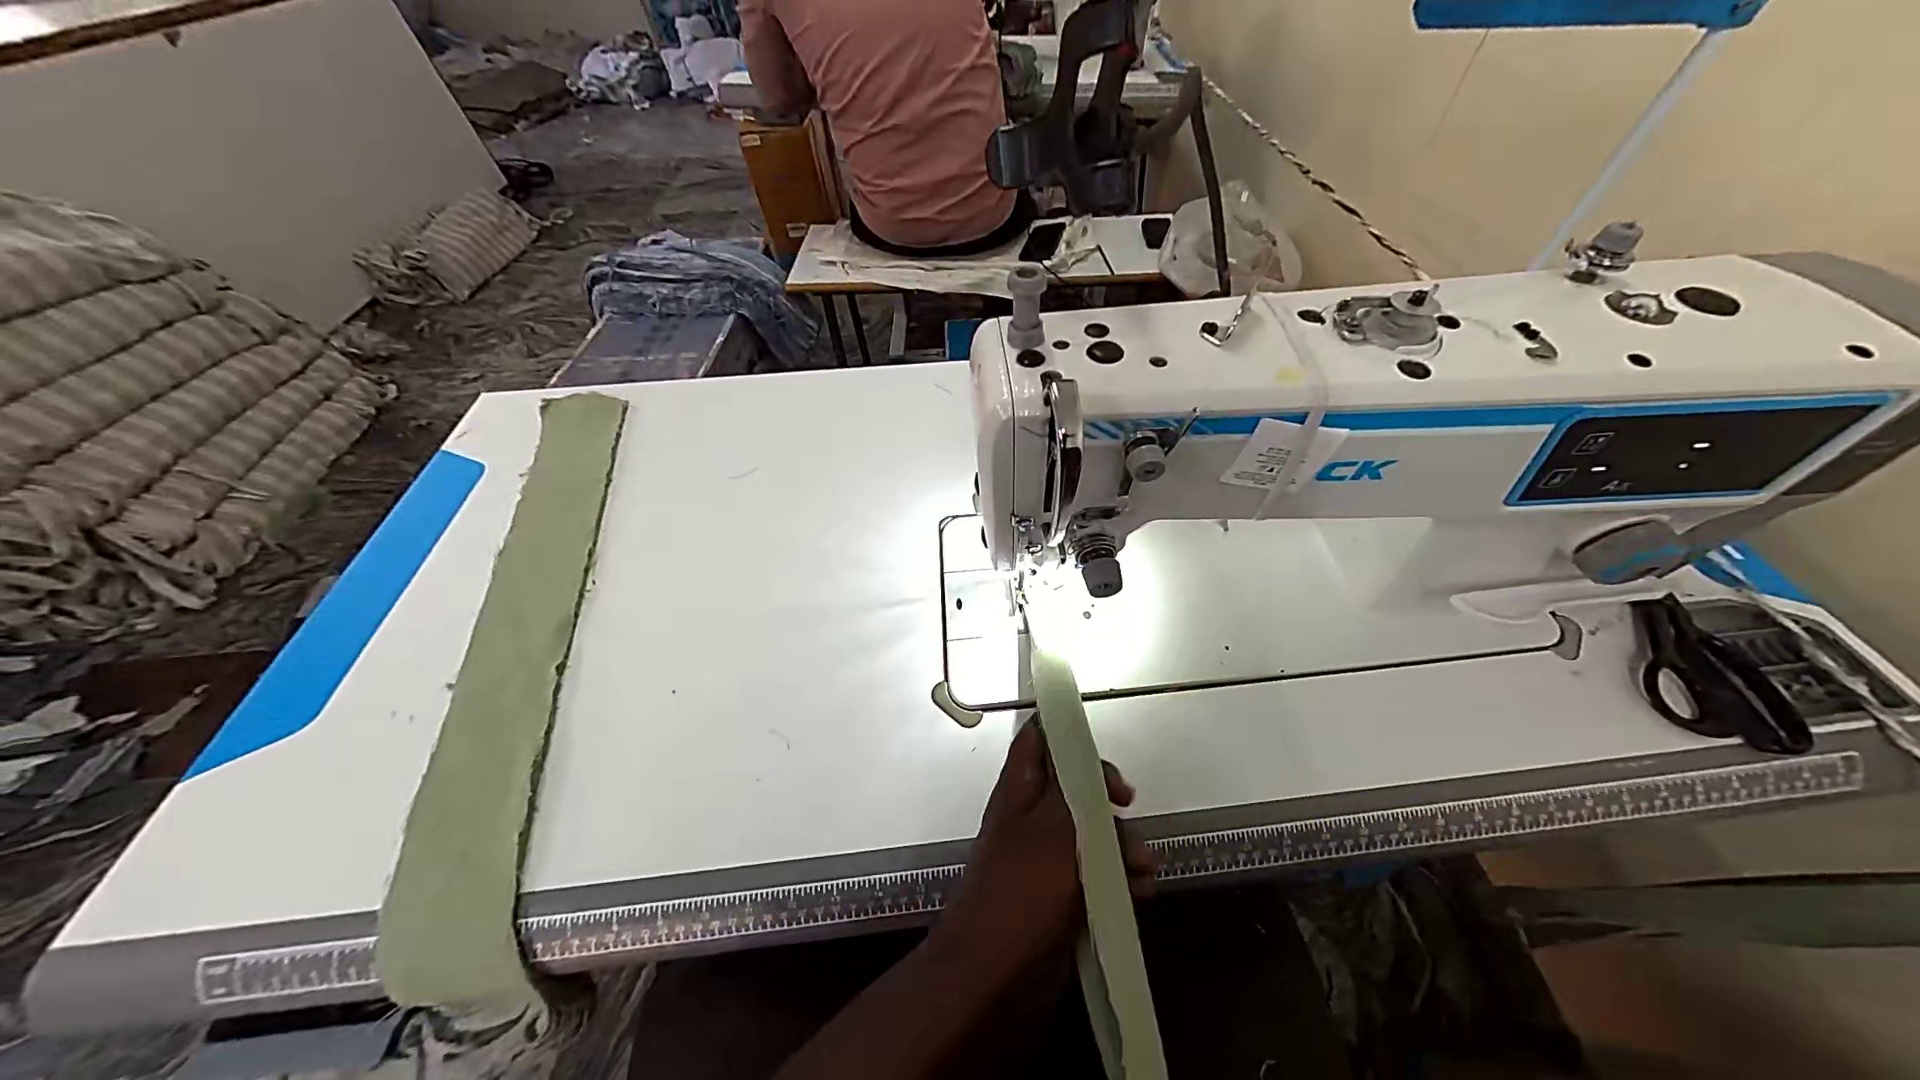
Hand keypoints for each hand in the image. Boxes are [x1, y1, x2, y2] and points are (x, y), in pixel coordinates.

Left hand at [928, 718, 1156, 990]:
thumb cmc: (1020, 894)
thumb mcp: (1052, 832)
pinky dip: (1121, 878)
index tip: (1098, 744)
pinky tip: (1140, 891)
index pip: (1037, 741)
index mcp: (1019, 792)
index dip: (1065, 733)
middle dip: (1107, 795)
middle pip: (1074, 787)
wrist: (994, 977)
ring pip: (1092, 833)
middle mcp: (1033, 819)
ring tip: (1143, 868)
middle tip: (1128, 804)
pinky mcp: (1063, 896)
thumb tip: (1081, 753)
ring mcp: (1048, 859)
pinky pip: (1098, 874)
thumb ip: (1072, 791)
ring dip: (1123, 843)